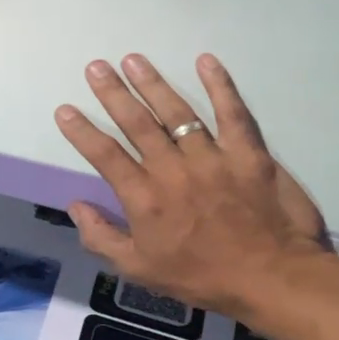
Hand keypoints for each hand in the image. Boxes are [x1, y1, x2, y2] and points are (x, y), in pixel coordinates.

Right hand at [55, 53, 328, 318]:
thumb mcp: (138, 270)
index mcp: (144, 198)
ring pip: (178, 113)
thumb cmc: (201, 277)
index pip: (105, 155)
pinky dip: (221, 86)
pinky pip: (233, 114)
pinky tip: (206, 62)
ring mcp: (214, 158)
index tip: (65, 109)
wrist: (273, 280)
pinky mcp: (250, 155)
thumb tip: (76, 206)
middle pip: (137, 124)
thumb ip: (101, 237)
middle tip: (96, 67)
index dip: (82, 131)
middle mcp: (174, 170)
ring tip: (133, 60)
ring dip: (153, 84)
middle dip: (113, 93)